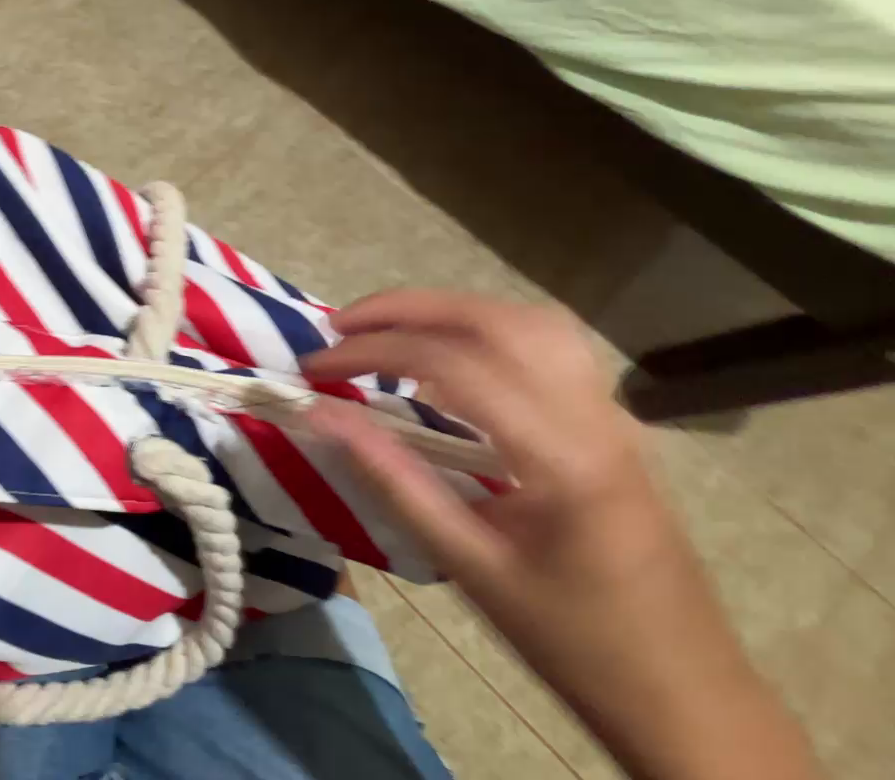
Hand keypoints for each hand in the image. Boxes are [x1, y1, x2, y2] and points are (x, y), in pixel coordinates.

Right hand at [301, 290, 817, 779]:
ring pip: (531, 323)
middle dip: (410, 308)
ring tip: (386, 330)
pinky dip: (483, 334)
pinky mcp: (614, 426)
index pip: (455, 364)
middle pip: (500, 320)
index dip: (373, 351)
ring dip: (450, 312)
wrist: (686, 692)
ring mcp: (616, 417)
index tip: (314, 367)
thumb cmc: (570, 639)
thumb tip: (319, 414)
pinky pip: (547, 351)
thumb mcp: (468, 564)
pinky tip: (444, 365)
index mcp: (564, 457)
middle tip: (341, 327)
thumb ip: (392, 479)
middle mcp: (599, 418)